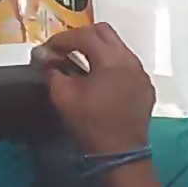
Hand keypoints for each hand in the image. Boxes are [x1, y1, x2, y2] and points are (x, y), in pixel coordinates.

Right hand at [37, 23, 153, 153]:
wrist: (121, 154)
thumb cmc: (91, 123)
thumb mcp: (63, 97)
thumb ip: (52, 71)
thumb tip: (43, 57)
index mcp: (112, 59)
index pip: (85, 35)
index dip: (62, 39)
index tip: (46, 49)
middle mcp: (130, 60)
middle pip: (104, 32)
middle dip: (81, 36)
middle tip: (63, 49)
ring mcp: (141, 73)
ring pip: (118, 47)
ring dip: (96, 49)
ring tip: (78, 61)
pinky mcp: (145, 86)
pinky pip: (126, 65)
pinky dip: (109, 64)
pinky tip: (98, 79)